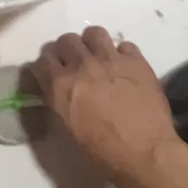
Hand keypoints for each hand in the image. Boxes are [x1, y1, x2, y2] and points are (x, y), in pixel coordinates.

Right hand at [32, 27, 178, 179]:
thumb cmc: (103, 152)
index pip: (42, 60)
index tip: (49, 73)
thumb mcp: (68, 129)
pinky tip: (123, 67)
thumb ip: (59, 101)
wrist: (145, 154)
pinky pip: (124, 45)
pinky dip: (121, 54)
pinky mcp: (136, 61)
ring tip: (97, 58)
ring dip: (91, 44)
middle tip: (73, 65)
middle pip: (66, 40)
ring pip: (93, 33)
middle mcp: (82, 66)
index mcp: (61, 86)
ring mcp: (110, 60)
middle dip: (66, 51)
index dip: (44, 66)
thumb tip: (57, 90)